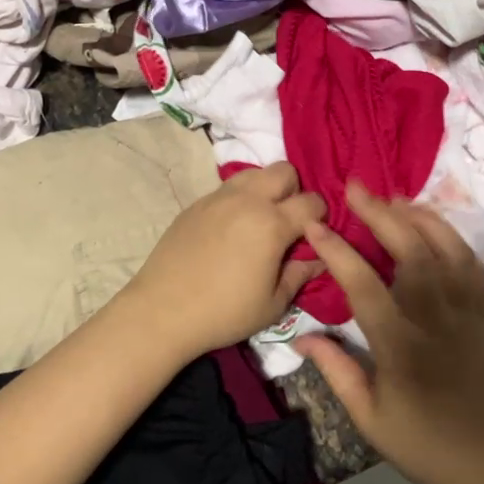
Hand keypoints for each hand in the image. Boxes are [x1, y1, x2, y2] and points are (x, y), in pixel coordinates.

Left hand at [119, 162, 326, 360]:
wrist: (163, 310)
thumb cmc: (224, 313)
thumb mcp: (272, 304)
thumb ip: (299, 275)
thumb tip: (319, 258)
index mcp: (272, 224)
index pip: (312, 202)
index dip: (320, 216)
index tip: (314, 235)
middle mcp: (247, 200)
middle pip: (284, 170)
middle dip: (294, 190)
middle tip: (287, 221)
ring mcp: (218, 197)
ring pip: (254, 172)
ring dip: (265, 189)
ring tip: (259, 220)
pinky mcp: (197, 203)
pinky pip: (228, 188)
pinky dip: (239, 199)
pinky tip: (231, 229)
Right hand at [295, 182, 483, 483]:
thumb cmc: (418, 442)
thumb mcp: (367, 416)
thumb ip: (335, 371)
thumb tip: (300, 338)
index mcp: (401, 345)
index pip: (364, 286)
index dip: (337, 251)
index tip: (313, 225)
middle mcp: (436, 319)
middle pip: (412, 252)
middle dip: (381, 214)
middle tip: (354, 186)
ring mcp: (464, 313)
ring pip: (447, 249)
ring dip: (418, 216)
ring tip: (390, 197)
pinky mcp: (481, 315)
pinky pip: (471, 264)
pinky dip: (451, 236)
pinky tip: (431, 226)